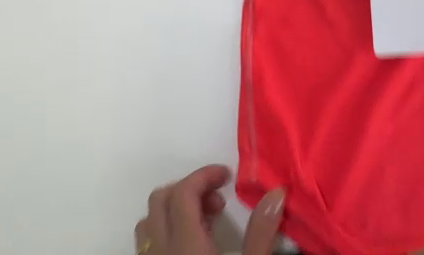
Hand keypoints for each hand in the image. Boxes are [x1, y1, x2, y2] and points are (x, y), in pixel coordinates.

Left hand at [134, 165, 283, 254]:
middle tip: (216, 201)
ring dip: (172, 211)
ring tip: (202, 222)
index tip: (227, 176)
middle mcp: (160, 249)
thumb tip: (276, 192)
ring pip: (148, 221)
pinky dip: (164, 231)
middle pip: (160, 199)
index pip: (184, 191)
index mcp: (185, 242)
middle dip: (188, 189)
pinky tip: (188, 244)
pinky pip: (146, 243)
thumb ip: (261, 233)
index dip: (204, 176)